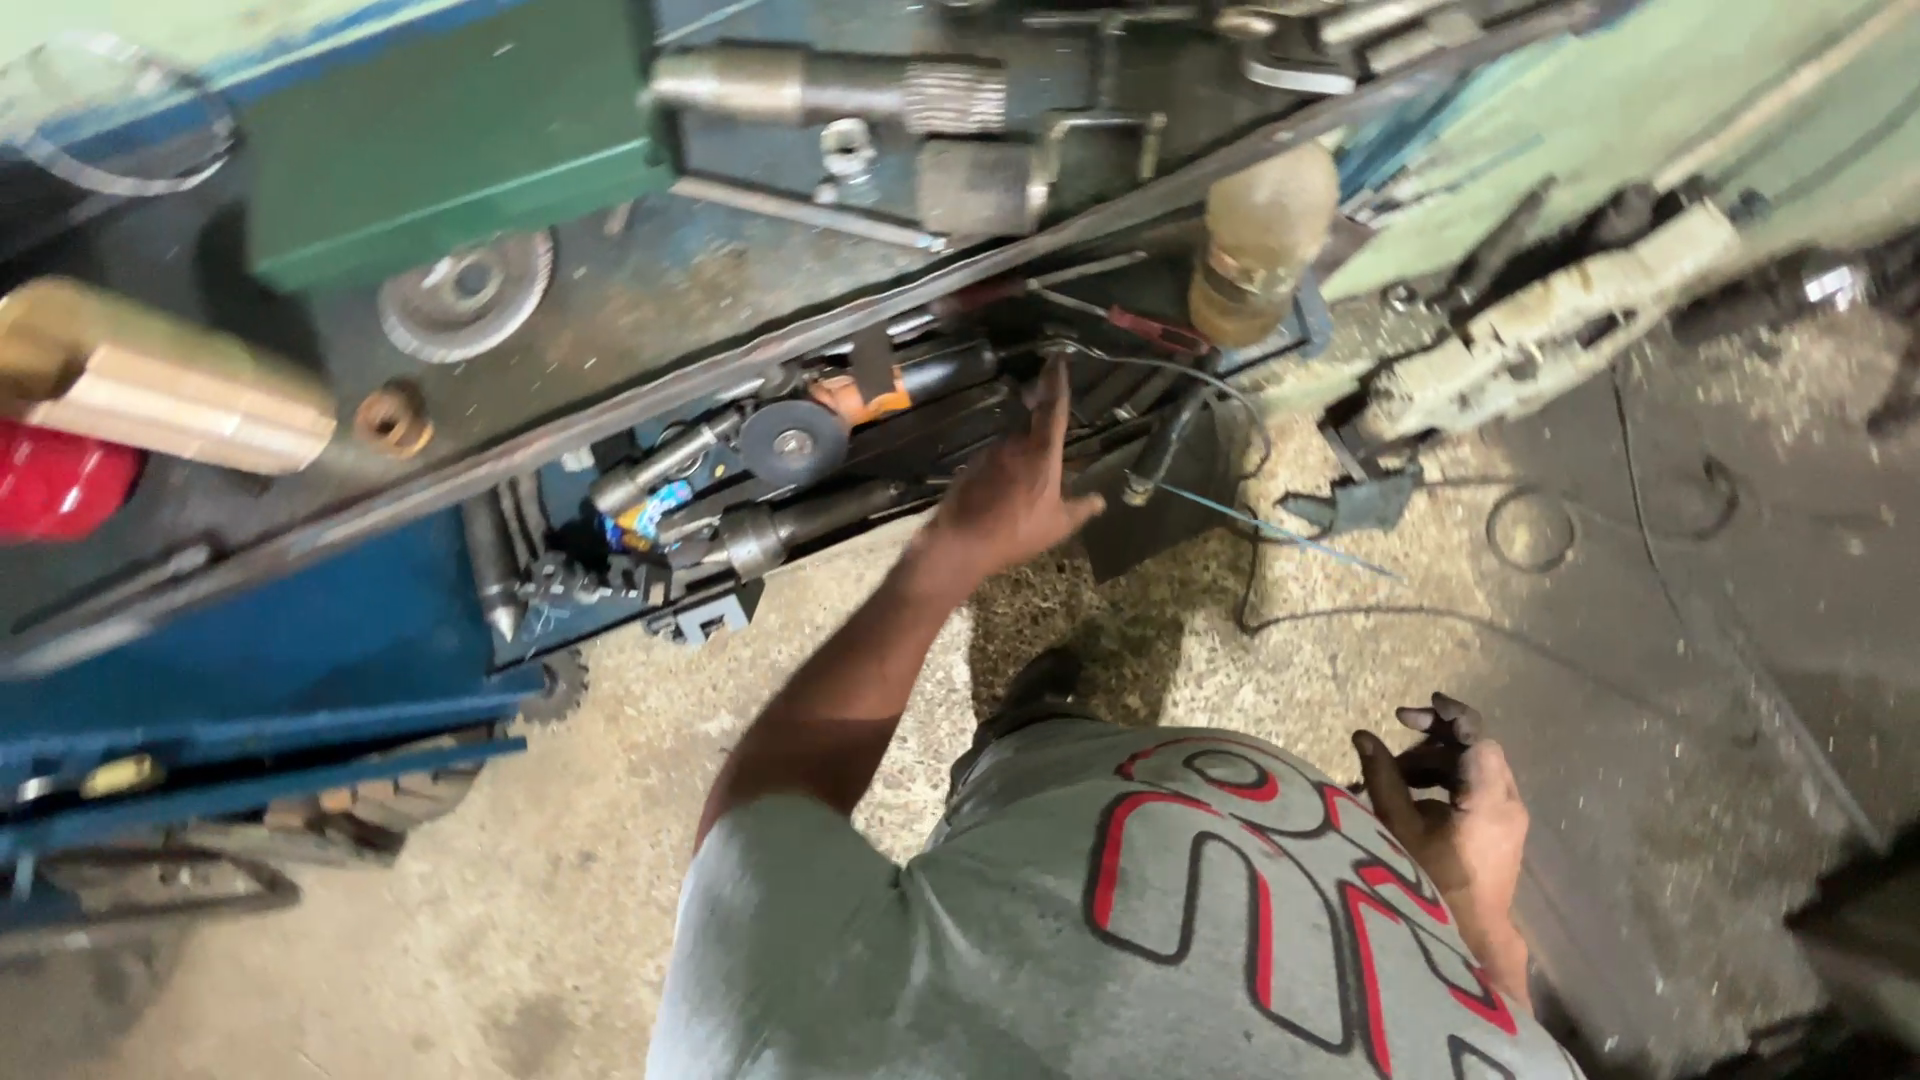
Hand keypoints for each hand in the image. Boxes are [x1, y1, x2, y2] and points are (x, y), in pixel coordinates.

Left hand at [906, 358, 1105, 601]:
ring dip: (1021, 457)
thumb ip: (1080, 509)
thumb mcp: (1058, 525)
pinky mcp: (971, 466)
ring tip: (1025, 488)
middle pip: (1031, 426)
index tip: (1058, 358)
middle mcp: (1013, 443)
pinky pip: (995, 460)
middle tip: (1048, 452)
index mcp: (1041, 452)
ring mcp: (989, 453)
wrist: (961, 542)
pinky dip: (1003, 470)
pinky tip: (1003, 495)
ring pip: (1012, 445)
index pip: (1053, 408)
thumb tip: (1100, 500)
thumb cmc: (1016, 532)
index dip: (1057, 381)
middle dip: (1040, 433)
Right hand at [1353, 694, 1531, 1004]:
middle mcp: (1507, 802)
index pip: (1477, 737)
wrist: (1468, 935)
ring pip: (1471, 766)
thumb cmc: (1430, 878)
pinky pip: (1473, 786)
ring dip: (1433, 758)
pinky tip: (1410, 790)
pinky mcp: (1497, 829)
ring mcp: (1506, 817)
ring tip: (1394, 771)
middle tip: (1395, 729)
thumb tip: (1363, 735)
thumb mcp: (1398, 824)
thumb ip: (1382, 775)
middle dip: (1433, 736)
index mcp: (1489, 798)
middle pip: (1475, 748)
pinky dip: (1443, 778)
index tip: (1420, 702)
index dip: (1450, 714)